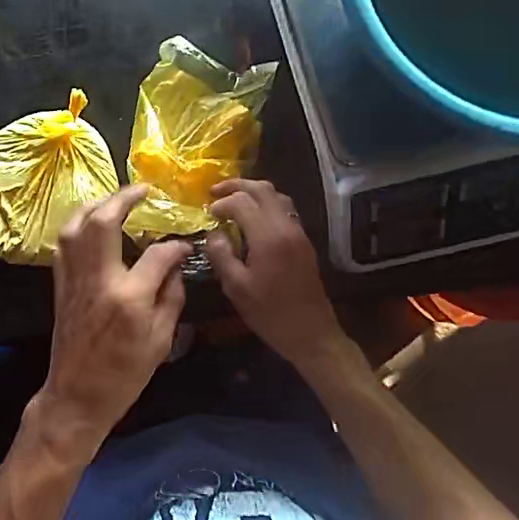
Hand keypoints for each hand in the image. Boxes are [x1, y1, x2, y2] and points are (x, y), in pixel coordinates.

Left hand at [36, 185, 190, 447]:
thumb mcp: (161, 341)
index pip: (156, 254)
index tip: (184, 245)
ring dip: (96, 205)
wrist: (77, 396)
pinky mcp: (60, 285)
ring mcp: (75, 280)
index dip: (174, 245)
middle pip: (103, 222)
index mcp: (129, 298)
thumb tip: (175, 266)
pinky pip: (65, 243)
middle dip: (123, 199)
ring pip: (77, 227)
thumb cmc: (124, 375)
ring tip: (115, 199)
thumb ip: (171, 298)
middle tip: (143, 190)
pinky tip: (91, 222)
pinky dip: (78, 225)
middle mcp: (98, 280)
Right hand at [207, 179, 347, 370]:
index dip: (221, 203)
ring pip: (277, 196)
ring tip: (232, 200)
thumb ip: (221, 255)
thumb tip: (213, 233)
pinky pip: (284, 209)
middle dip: (237, 186)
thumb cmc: (270, 314)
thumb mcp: (236, 288)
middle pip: (262, 190)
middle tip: (215, 192)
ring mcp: (298, 232)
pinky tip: (252, 217)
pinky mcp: (303, 241)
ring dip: (253, 192)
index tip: (207, 213)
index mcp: (268, 237)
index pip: (242, 202)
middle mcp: (286, 227)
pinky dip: (266, 204)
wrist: (311, 333)